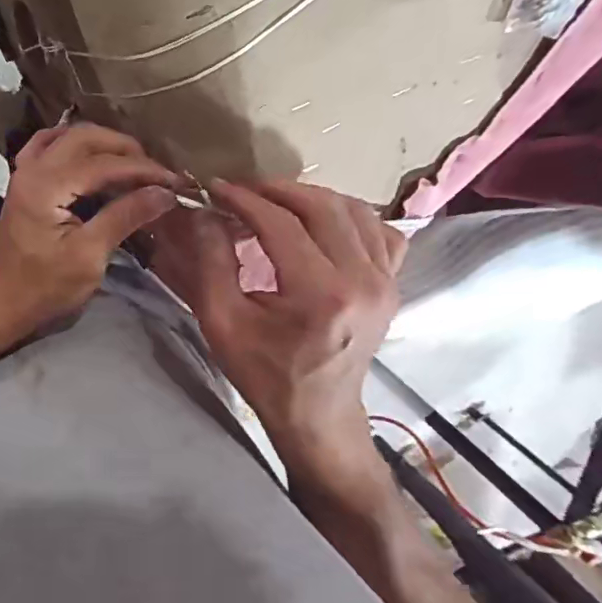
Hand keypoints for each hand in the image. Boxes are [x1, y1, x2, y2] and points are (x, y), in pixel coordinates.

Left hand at [0, 122, 182, 335]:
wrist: (3, 304)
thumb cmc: (45, 287)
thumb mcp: (90, 256)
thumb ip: (125, 216)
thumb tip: (164, 193)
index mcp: (46, 185)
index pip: (104, 164)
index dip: (142, 170)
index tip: (173, 181)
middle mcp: (33, 169)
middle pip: (85, 137)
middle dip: (124, 149)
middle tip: (154, 171)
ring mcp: (24, 172)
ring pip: (67, 136)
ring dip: (101, 143)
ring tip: (131, 164)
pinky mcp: (23, 181)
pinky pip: (48, 145)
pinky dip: (74, 145)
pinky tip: (92, 156)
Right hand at [152, 180, 405, 465]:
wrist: (317, 414)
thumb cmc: (265, 374)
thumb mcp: (222, 322)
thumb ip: (212, 262)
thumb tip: (207, 212)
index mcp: (320, 295)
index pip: (282, 223)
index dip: (245, 199)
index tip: (216, 188)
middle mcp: (363, 281)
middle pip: (322, 206)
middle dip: (277, 190)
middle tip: (243, 191)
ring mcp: (386, 281)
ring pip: (353, 210)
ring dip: (311, 197)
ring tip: (275, 202)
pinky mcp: (394, 283)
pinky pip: (380, 230)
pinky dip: (349, 215)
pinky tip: (322, 223)